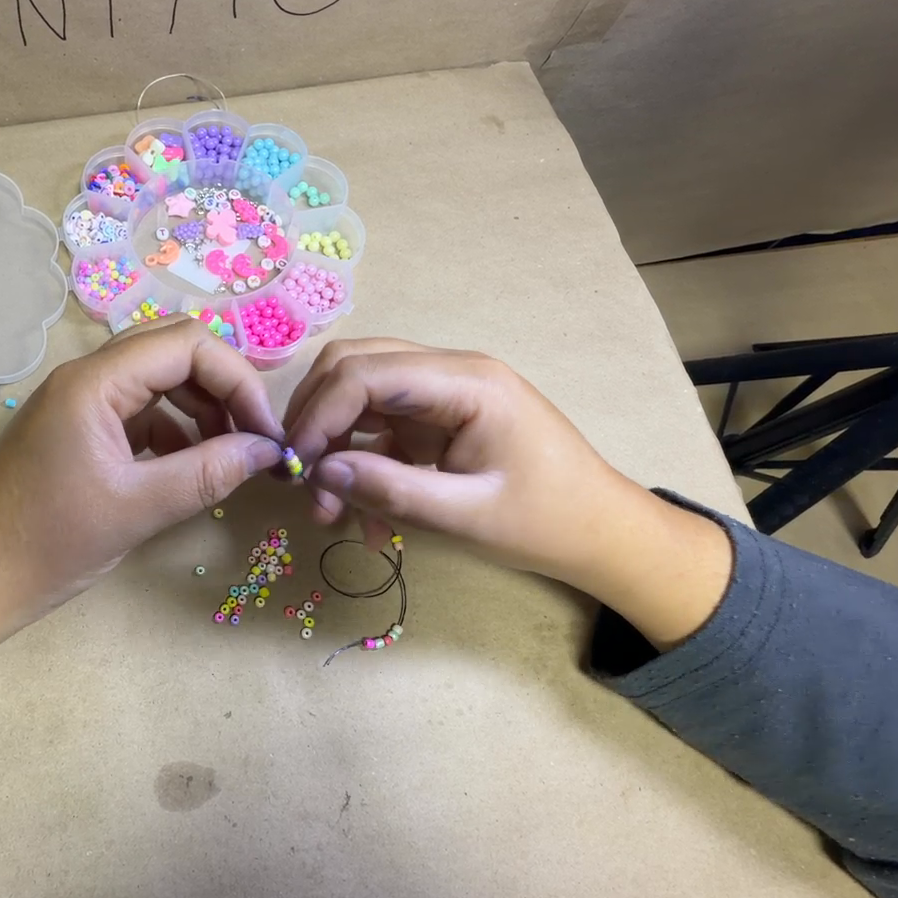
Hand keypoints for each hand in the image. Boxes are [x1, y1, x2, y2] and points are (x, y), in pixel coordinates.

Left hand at [0, 317, 285, 667]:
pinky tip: (190, 466)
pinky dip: (173, 429)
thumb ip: (209, 472)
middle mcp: (85, 377)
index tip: (266, 432)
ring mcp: (79, 401)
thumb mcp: (140, 508)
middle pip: (172, 349)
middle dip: (222, 386)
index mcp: (93, 382)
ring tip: (227, 455)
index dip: (237, 379)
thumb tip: (268, 450)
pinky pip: (138, 409)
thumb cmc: (51, 543)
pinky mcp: (78, 427)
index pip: (186, 344)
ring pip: (157, 378)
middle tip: (254, 435)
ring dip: (200, 407)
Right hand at [282, 339, 730, 648]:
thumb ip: (391, 490)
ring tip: (328, 507)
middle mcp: (448, 370)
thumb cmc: (546, 521)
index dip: (319, 415)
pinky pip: (376, 426)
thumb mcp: (467, 516)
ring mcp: (440, 391)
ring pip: (357, 392)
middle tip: (300, 477)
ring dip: (331, 443)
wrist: (601, 532)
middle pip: (353, 365)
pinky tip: (360, 513)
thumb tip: (320, 472)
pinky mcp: (434, 416)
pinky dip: (357, 462)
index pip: (365, 373)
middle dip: (315, 419)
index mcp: (466, 381)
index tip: (297, 468)